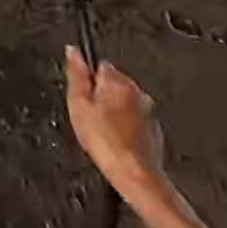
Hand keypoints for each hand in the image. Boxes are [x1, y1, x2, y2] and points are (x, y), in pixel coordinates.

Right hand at [65, 46, 168, 199]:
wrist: (135, 176)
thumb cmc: (106, 143)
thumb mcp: (78, 104)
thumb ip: (75, 74)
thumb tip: (72, 51)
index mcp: (117, 81)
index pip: (98, 65)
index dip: (87, 81)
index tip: (83, 97)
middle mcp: (136, 91)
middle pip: (112, 83)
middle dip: (101, 96)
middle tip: (91, 117)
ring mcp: (147, 110)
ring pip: (124, 102)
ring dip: (114, 112)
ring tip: (104, 133)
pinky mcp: (154, 128)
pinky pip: (134, 119)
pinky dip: (125, 127)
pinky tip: (116, 142)